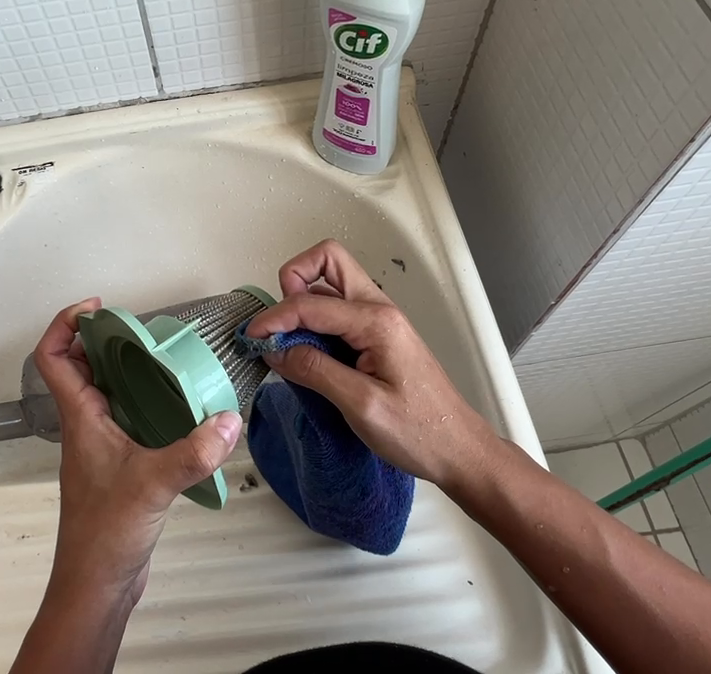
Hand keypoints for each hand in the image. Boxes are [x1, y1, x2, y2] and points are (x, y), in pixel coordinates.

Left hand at [31, 298, 242, 603]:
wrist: (96, 584)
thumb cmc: (103, 536)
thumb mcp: (153, 485)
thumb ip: (191, 452)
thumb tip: (225, 421)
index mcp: (80, 419)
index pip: (52, 357)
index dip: (65, 324)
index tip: (96, 308)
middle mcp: (85, 425)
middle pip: (78, 366)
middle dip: (100, 339)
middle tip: (134, 327)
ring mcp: (100, 443)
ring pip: (101, 391)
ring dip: (121, 368)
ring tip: (157, 357)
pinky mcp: (118, 462)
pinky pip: (124, 415)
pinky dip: (142, 399)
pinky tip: (174, 406)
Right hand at [243, 240, 499, 487]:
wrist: (459, 450)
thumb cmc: (419, 432)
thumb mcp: (361, 405)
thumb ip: (315, 371)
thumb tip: (275, 350)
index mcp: (377, 321)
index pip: (311, 302)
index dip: (275, 318)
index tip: (251, 339)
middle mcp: (379, 308)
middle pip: (328, 260)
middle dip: (293, 278)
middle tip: (277, 321)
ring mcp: (378, 319)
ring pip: (331, 282)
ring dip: (302, 298)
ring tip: (285, 339)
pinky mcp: (376, 336)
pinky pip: (337, 310)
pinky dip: (313, 319)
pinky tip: (304, 351)